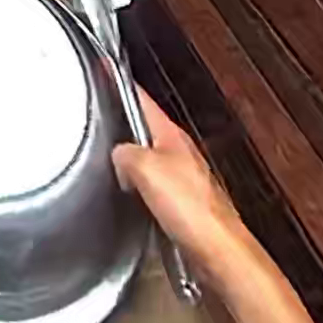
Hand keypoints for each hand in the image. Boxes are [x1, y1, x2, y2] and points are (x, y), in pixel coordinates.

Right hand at [111, 87, 252, 286]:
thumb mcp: (142, 167)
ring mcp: (186, 178)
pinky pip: (156, 185)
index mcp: (172, 135)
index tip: (106, 67)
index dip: (120, 82)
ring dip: (132, 163)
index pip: (141, 98)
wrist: (222, 255)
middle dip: (123, 127)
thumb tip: (119, 157)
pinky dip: (142, 188)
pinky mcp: (187, 204)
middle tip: (100, 123)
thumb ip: (123, 152)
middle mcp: (181, 152)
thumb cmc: (191, 209)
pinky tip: (134, 197)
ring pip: (149, 159)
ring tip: (114, 167)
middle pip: (144, 129)